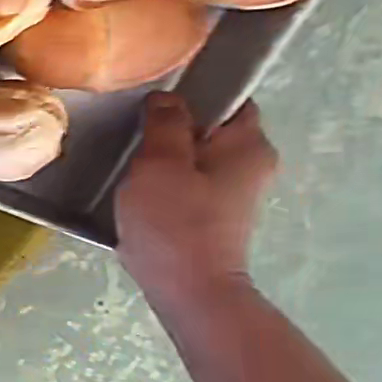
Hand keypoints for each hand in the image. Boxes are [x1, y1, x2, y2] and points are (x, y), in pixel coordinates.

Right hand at [115, 92, 278, 302]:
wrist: (185, 286)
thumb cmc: (174, 220)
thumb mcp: (159, 161)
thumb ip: (164, 123)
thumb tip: (167, 97)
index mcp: (249, 144)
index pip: (227, 98)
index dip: (191, 95)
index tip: (152, 103)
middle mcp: (251, 163)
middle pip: (207, 126)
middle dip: (170, 126)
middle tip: (132, 132)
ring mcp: (231, 191)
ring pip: (193, 153)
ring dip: (163, 154)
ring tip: (130, 161)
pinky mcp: (211, 212)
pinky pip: (186, 179)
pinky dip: (164, 178)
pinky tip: (139, 189)